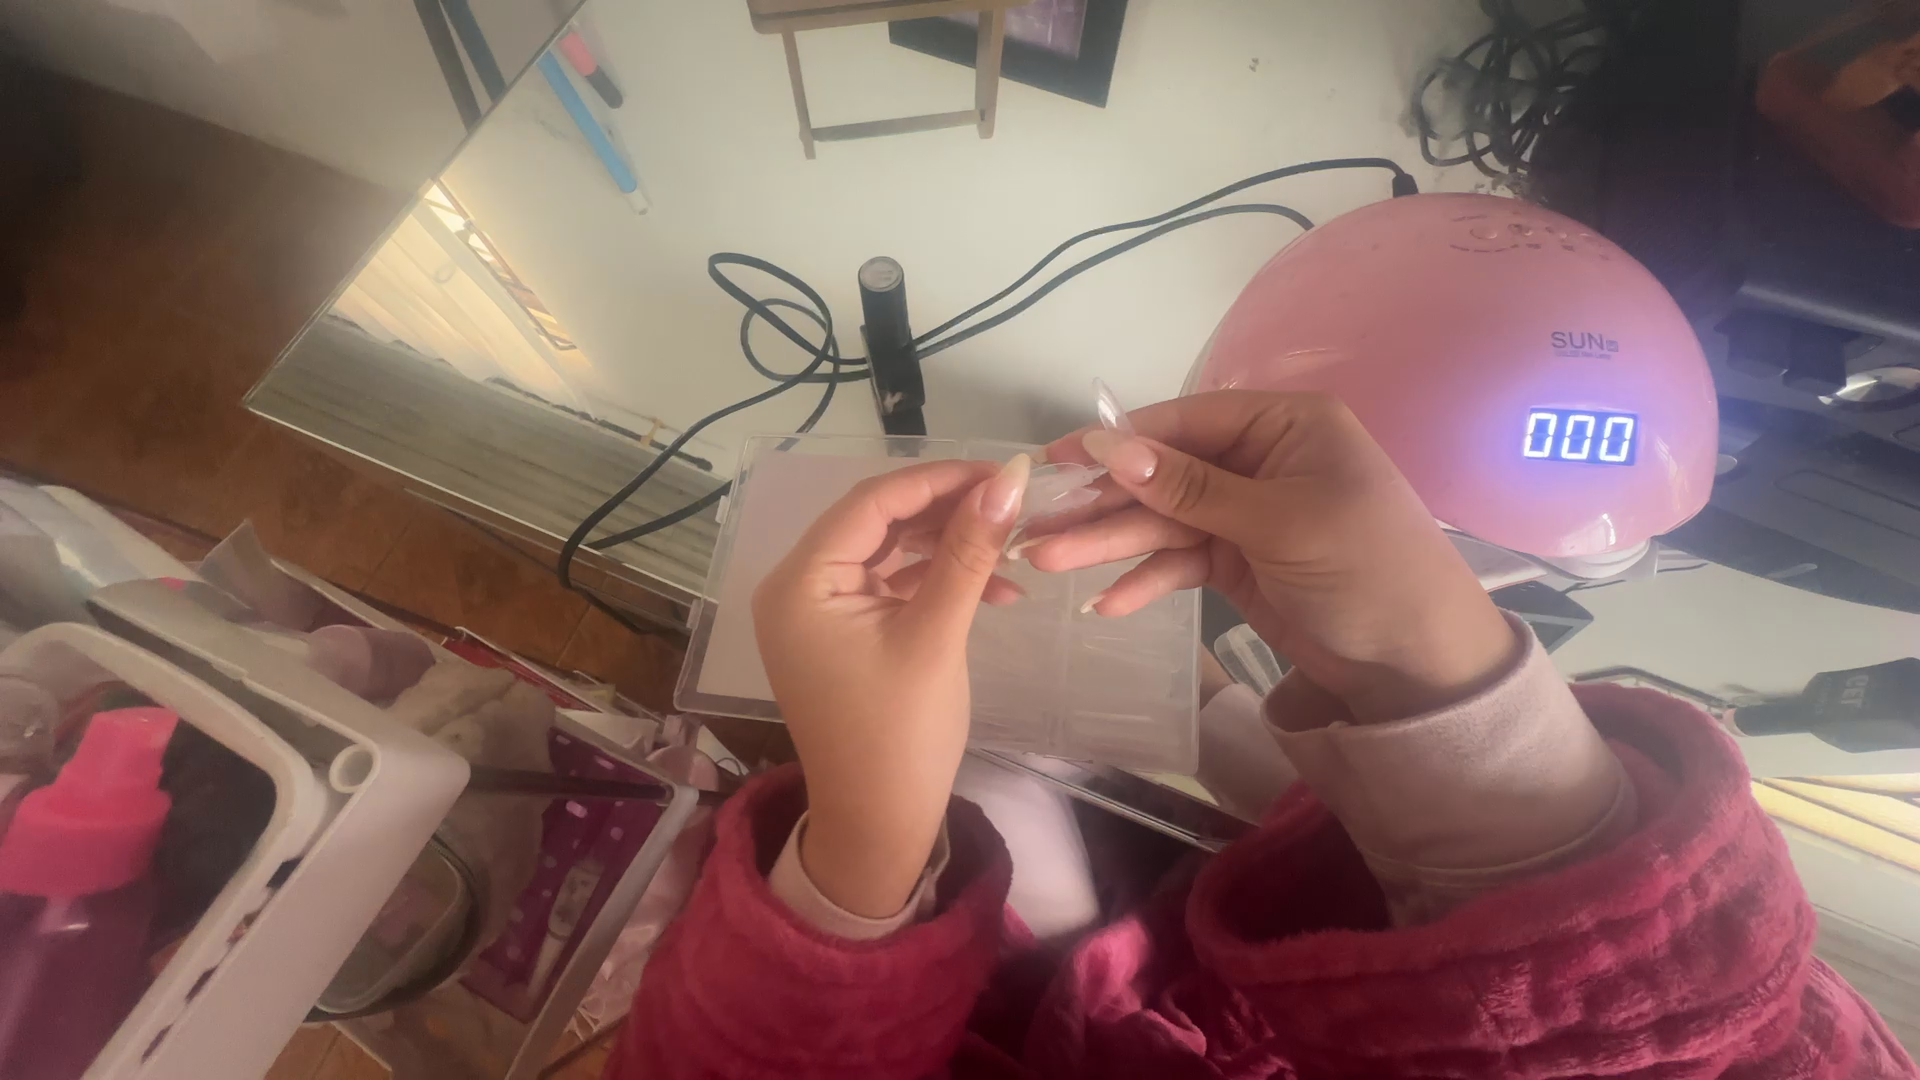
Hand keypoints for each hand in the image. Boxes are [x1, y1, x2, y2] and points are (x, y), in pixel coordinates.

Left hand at [752, 456, 1029, 916]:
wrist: (879, 826)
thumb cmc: (900, 736)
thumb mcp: (936, 635)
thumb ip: (968, 551)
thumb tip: (1009, 480)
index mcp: (801, 583)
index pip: (872, 503)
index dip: (940, 479)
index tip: (1004, 472)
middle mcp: (798, 586)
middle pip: (879, 522)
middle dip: (949, 511)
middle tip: (1013, 504)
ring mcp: (820, 610)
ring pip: (890, 551)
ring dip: (949, 546)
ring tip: (1012, 547)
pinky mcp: (845, 630)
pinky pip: (891, 585)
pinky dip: (937, 581)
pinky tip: (993, 588)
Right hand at [1026, 391, 1513, 724]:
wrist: (1417, 666)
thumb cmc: (1364, 570)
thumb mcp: (1277, 521)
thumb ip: (1189, 486)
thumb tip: (1109, 446)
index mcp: (1281, 426)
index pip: (1182, 421)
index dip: (1117, 441)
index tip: (1055, 460)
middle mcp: (1256, 461)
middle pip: (1162, 476)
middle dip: (1101, 503)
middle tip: (1036, 524)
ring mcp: (1242, 514)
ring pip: (1162, 522)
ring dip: (1109, 544)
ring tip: (1049, 564)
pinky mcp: (1233, 561)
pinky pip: (1178, 562)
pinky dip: (1145, 580)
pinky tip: (1106, 604)